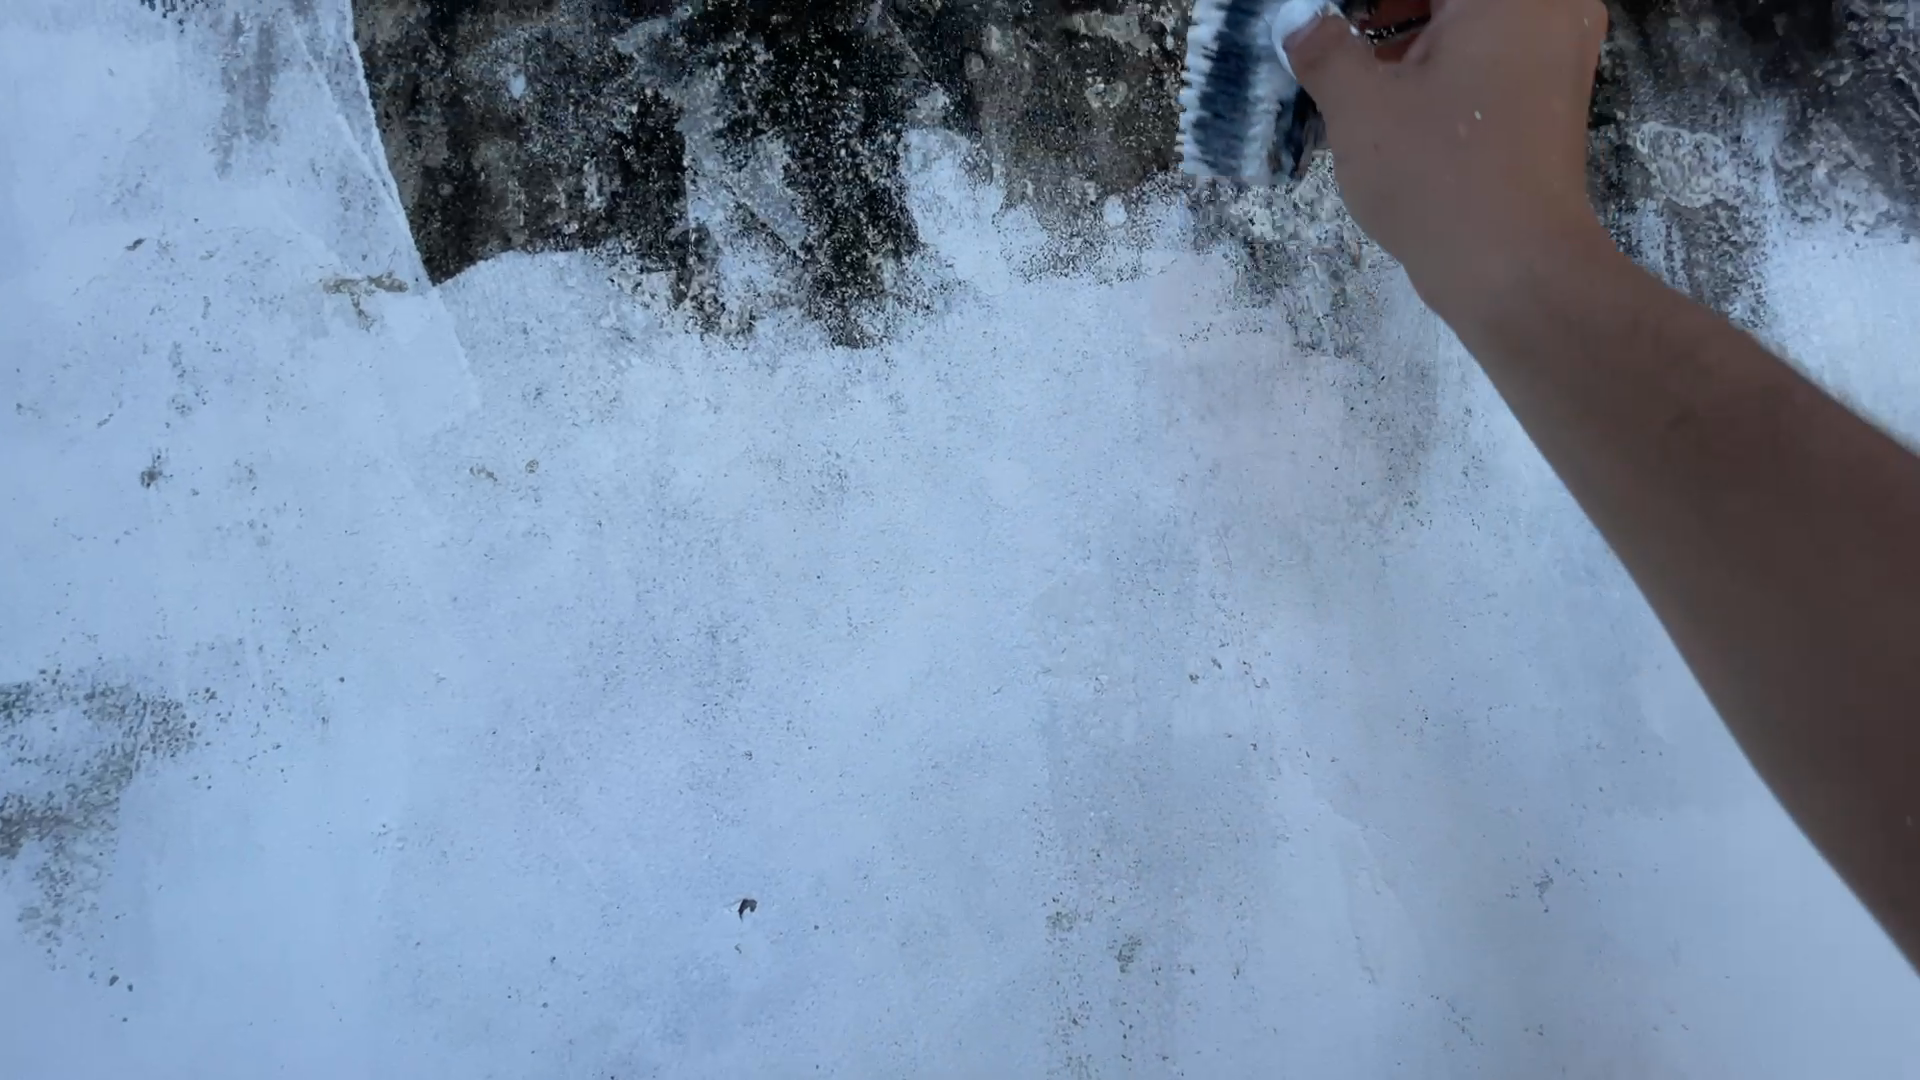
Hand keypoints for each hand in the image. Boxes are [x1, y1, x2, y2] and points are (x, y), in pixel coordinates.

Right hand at [1285, 0, 1613, 321]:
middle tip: (1332, 45)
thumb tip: (1300, 21)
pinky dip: (1441, 71)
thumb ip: (1326, 55)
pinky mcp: (1551, 98)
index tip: (1325, 23)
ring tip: (1354, 83)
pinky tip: (1396, 111)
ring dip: (1411, 42)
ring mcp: (1557, 51)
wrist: (1509, 263)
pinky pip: (1489, 59)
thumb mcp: (1361, 112)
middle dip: (1385, 14)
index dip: (1362, 3)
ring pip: (1472, 25)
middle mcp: (1547, 5)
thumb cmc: (1434, 176)